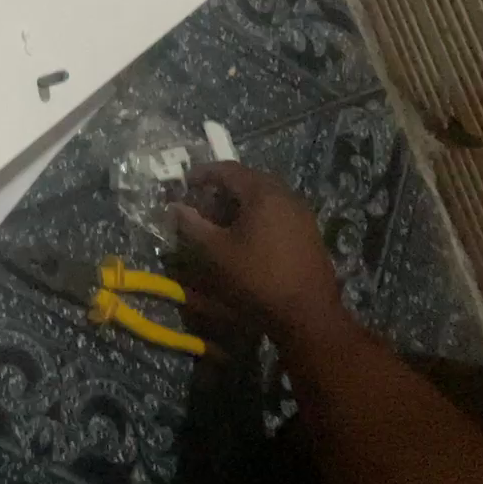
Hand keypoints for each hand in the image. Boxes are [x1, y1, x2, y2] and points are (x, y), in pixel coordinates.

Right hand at [170, 163, 359, 356]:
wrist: (308, 313)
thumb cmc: (257, 277)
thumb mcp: (216, 251)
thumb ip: (192, 225)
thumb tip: (174, 207)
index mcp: (262, 194)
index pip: (228, 170)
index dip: (203, 173)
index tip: (185, 183)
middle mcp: (285, 196)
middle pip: (248, 179)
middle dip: (222, 187)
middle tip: (202, 202)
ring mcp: (301, 213)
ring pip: (264, 195)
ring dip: (240, 201)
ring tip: (221, 220)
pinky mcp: (308, 231)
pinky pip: (277, 210)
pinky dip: (257, 213)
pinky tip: (246, 235)